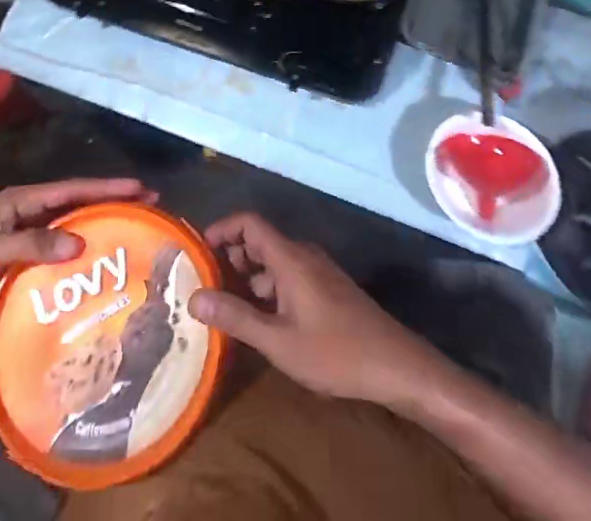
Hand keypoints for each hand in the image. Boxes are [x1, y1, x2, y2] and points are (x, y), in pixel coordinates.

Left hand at [0, 178, 154, 328]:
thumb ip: (32, 245)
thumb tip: (80, 243)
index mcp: (17, 202)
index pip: (68, 190)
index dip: (103, 187)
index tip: (138, 187)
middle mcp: (25, 215)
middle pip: (75, 205)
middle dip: (109, 203)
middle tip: (147, 207)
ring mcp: (25, 240)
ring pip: (70, 229)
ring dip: (98, 228)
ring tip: (133, 232)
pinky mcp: (24, 265)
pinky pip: (60, 254)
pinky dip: (81, 255)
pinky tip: (101, 266)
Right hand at [190, 212, 447, 406]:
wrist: (397, 367)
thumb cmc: (336, 352)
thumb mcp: (278, 341)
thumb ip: (235, 317)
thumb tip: (193, 298)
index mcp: (290, 258)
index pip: (249, 223)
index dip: (221, 229)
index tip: (198, 252)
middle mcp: (303, 256)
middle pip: (258, 241)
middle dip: (229, 259)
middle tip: (204, 286)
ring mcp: (317, 272)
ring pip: (272, 263)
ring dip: (247, 279)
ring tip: (224, 308)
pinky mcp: (326, 289)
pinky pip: (287, 277)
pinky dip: (266, 289)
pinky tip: (259, 321)